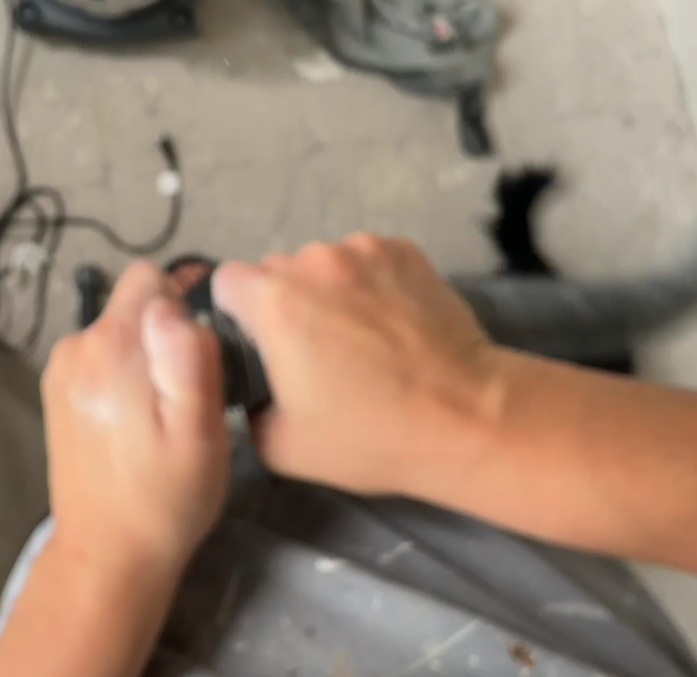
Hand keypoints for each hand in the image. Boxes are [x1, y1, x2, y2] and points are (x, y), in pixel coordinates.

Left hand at [40, 260, 229, 589]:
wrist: (107, 555)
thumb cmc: (163, 498)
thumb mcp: (199, 432)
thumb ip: (188, 358)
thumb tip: (171, 304)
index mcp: (110, 347)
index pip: (149, 276)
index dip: (182, 301)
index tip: (194, 349)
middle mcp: (75, 347)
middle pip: (133, 302)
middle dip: (163, 334)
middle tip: (181, 394)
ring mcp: (61, 369)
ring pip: (119, 329)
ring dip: (143, 355)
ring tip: (157, 414)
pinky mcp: (57, 389)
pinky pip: (101, 354)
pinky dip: (121, 373)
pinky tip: (132, 420)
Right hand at [212, 234, 505, 497]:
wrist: (469, 418)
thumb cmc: (372, 434)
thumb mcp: (283, 446)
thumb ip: (247, 407)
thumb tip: (250, 389)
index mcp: (273, 301)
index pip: (227, 280)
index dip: (238, 310)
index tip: (260, 339)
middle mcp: (312, 261)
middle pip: (276, 268)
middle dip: (284, 300)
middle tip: (314, 344)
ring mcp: (362, 249)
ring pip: (323, 261)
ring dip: (328, 287)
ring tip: (362, 332)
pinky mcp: (403, 249)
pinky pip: (366, 257)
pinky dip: (370, 280)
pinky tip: (392, 318)